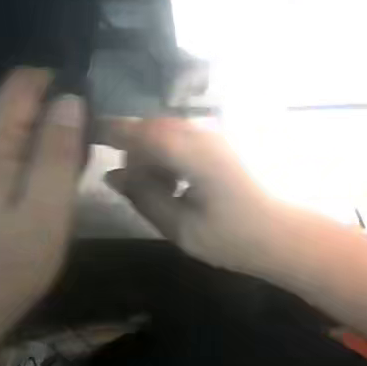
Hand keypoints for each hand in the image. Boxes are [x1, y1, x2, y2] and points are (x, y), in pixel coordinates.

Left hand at [0, 69, 85, 360]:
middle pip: (28, 96)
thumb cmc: (11, 261)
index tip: (99, 101)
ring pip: (31, 119)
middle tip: (100, 138)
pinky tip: (70, 174)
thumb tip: (73, 95)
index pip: (24, 79)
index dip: (62, 80)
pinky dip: (52, 150)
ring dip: (62, 130)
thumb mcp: (46, 208)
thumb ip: (59, 150)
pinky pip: (28, 143)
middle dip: (66, 106)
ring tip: (89, 156)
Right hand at [100, 117, 319, 280]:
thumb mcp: (180, 227)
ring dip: (149, 152)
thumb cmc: (232, 238)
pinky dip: (165, 154)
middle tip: (124, 182)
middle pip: (152, 127)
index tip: (86, 134)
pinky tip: (170, 184)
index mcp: (193, 155)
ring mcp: (211, 137)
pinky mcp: (215, 145)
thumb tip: (112, 174)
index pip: (143, 132)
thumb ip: (144, 197)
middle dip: (132, 147)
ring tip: (150, 189)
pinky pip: (178, 138)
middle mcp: (201, 136)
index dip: (113, 130)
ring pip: (164, 131)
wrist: (280, 236)